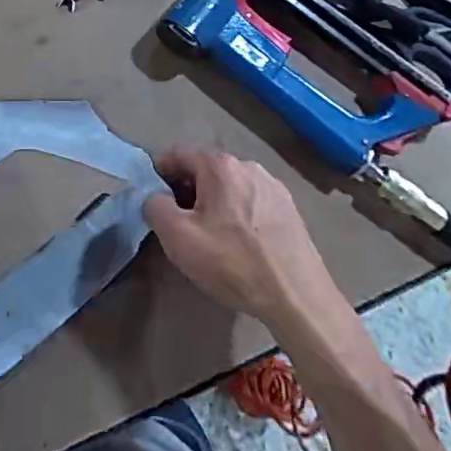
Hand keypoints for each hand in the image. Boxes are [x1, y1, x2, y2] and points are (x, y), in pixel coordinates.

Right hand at [142, 148, 340, 331]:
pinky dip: (239, 213)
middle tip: (180, 223)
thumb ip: (155, 207)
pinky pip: (252, 201)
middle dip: (188, 190)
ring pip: (230, 185)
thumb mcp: (179, 238)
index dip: (161, 174)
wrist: (296, 295)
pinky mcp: (289, 207)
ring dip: (215, 202)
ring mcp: (272, 185)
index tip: (155, 199)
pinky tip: (241, 243)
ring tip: (211, 236)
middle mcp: (248, 165)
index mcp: (220, 166)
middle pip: (206, 169)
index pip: (179, 154)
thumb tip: (154, 197)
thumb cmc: (232, 263)